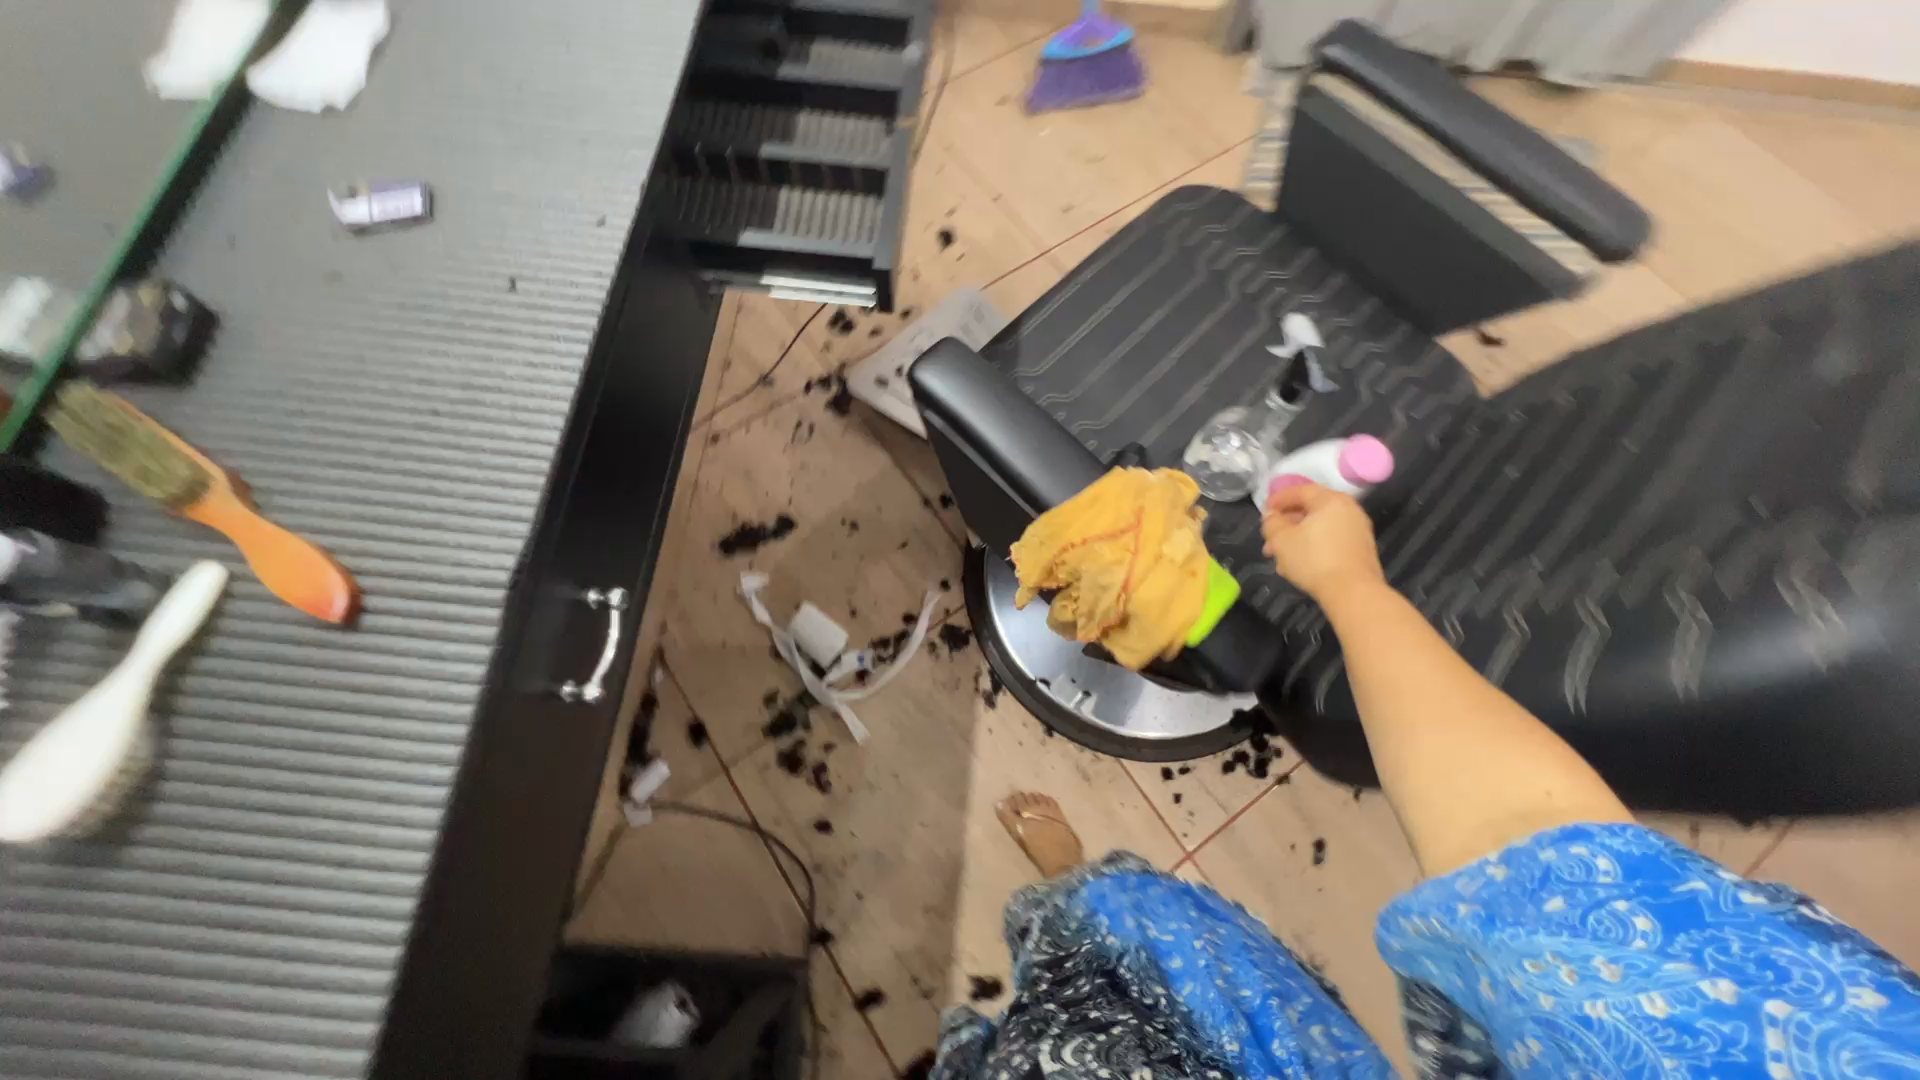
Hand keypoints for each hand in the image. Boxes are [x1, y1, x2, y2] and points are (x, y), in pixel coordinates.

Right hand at [1261, 483, 1385, 603]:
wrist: (1353, 592)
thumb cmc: (1313, 559)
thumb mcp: (1281, 539)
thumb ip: (1272, 523)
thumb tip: (1272, 516)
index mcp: (1330, 500)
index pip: (1300, 490)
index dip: (1278, 499)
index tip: (1263, 510)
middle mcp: (1348, 510)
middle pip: (1311, 510)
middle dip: (1286, 524)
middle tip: (1269, 539)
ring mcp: (1358, 531)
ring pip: (1320, 528)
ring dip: (1297, 539)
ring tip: (1279, 558)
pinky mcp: (1360, 550)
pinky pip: (1331, 541)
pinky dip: (1313, 547)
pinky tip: (1298, 565)